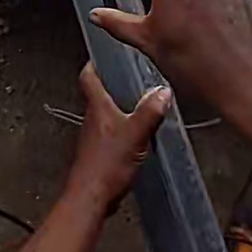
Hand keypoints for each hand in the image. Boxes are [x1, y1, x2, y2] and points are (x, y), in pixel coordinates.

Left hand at [64, 63, 170, 209]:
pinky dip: (122, 129)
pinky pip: (110, 133)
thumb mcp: (135, 134)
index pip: (88, 77)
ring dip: (118, 107)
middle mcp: (93, 118)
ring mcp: (94, 136)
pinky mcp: (100, 152)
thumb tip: (162, 92)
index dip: (94, 64)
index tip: (103, 55)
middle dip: (111, 85)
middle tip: (129, 78)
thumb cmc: (106, 165)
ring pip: (104, 113)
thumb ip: (149, 112)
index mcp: (97, 107)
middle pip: (97, 93)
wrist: (91, 196)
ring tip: (138, 104)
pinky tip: (136, 136)